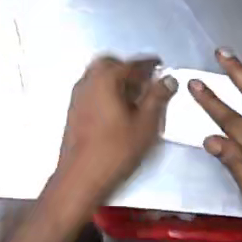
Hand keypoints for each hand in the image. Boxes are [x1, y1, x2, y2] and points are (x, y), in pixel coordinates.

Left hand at [52, 56, 176, 206]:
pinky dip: (106, 91)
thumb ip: (158, 97)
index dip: (149, 64)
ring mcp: (77, 96)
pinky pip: (92, 89)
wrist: (80, 178)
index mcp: (106, 78)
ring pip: (98, 76)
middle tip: (147, 82)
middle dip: (129, 68)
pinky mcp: (73, 111)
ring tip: (135, 97)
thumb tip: (167, 80)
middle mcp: (88, 81)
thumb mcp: (146, 124)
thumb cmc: (115, 150)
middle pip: (110, 63)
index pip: (132, 63)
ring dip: (116, 79)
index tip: (161, 66)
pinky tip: (118, 110)